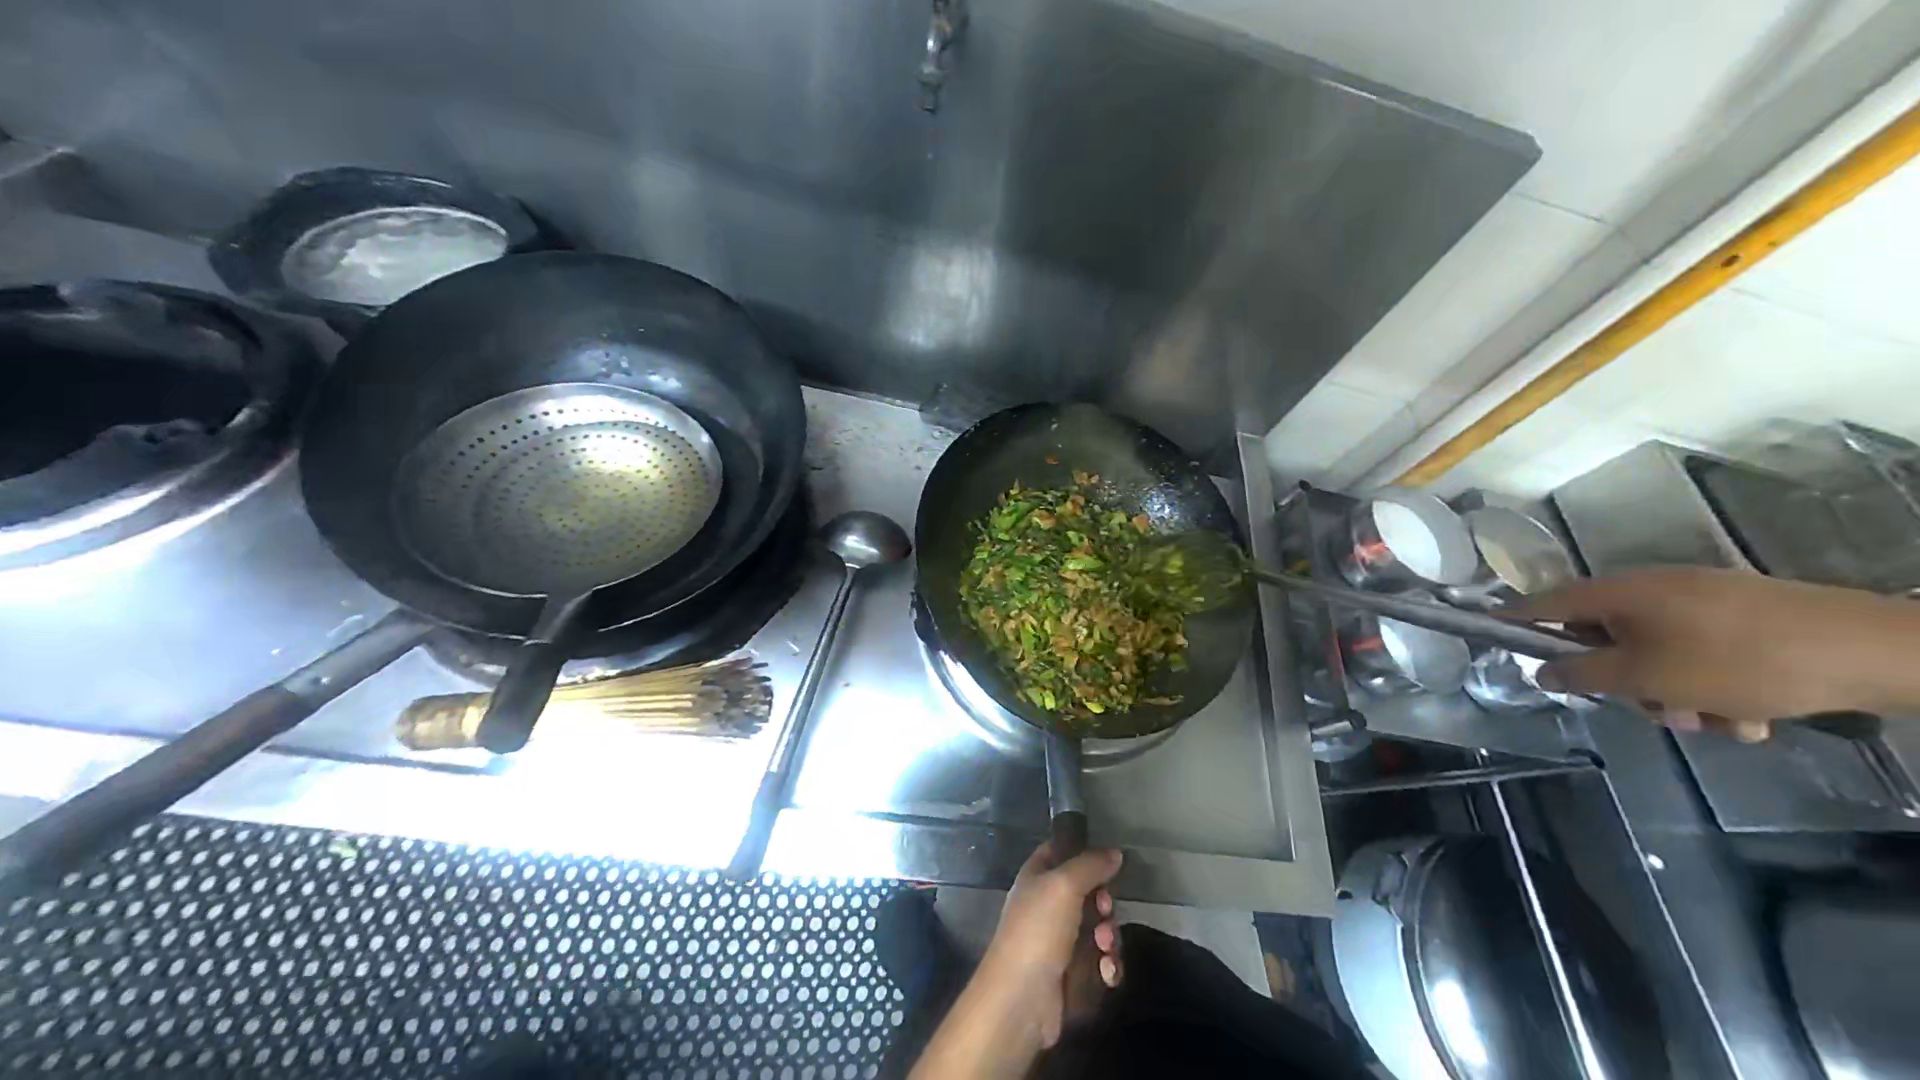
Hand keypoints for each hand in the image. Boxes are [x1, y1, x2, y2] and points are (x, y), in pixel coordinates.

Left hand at [909, 842, 1121, 1079]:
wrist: (1022, 998)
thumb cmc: (1038, 930)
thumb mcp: (1064, 885)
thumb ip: (1090, 865)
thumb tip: (1115, 852)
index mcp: (1037, 878)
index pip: (1059, 852)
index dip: (1082, 853)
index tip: (1107, 861)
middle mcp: (1047, 906)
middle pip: (1088, 893)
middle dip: (1104, 903)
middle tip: (1105, 911)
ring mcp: (1060, 942)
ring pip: (1099, 929)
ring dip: (1109, 937)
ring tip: (1104, 947)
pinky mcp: (1073, 975)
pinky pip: (1101, 962)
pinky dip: (1108, 966)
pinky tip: (1105, 972)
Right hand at [1517, 567, 1919, 739]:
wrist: (1874, 652)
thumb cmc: (1738, 661)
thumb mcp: (1646, 677)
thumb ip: (1582, 674)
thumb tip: (1542, 671)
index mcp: (1620, 592)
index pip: (1545, 603)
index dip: (1515, 619)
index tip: (1490, 630)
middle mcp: (1655, 590)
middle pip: (1608, 638)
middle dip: (1625, 681)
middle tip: (1652, 711)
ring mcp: (1704, 603)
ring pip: (1660, 655)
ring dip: (1677, 694)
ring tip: (1717, 722)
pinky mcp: (1748, 620)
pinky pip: (1706, 656)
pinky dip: (1717, 688)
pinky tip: (1752, 717)